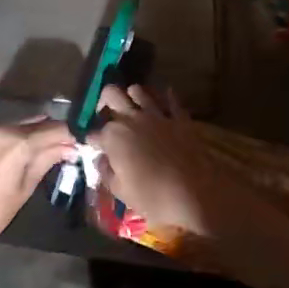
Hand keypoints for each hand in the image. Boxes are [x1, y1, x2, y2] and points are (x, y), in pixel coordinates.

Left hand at [0, 117, 74, 267]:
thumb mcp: (26, 187)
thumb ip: (46, 161)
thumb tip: (70, 148)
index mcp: (17, 142)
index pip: (54, 129)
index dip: (71, 136)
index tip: (84, 146)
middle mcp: (5, 129)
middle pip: (41, 122)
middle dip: (58, 133)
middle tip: (73, 150)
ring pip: (28, 124)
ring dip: (44, 134)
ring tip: (59, 152)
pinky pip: (15, 129)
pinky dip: (29, 136)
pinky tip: (38, 152)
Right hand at [90, 85, 224, 235]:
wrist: (197, 194)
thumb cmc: (154, 197)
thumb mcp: (122, 193)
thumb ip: (106, 173)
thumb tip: (100, 160)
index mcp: (112, 137)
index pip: (93, 132)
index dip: (90, 139)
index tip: (92, 146)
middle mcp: (130, 118)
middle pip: (110, 94)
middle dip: (104, 102)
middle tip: (107, 115)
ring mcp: (156, 115)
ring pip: (138, 90)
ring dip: (132, 97)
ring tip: (133, 109)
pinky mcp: (179, 117)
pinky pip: (171, 100)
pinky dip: (166, 98)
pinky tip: (164, 101)